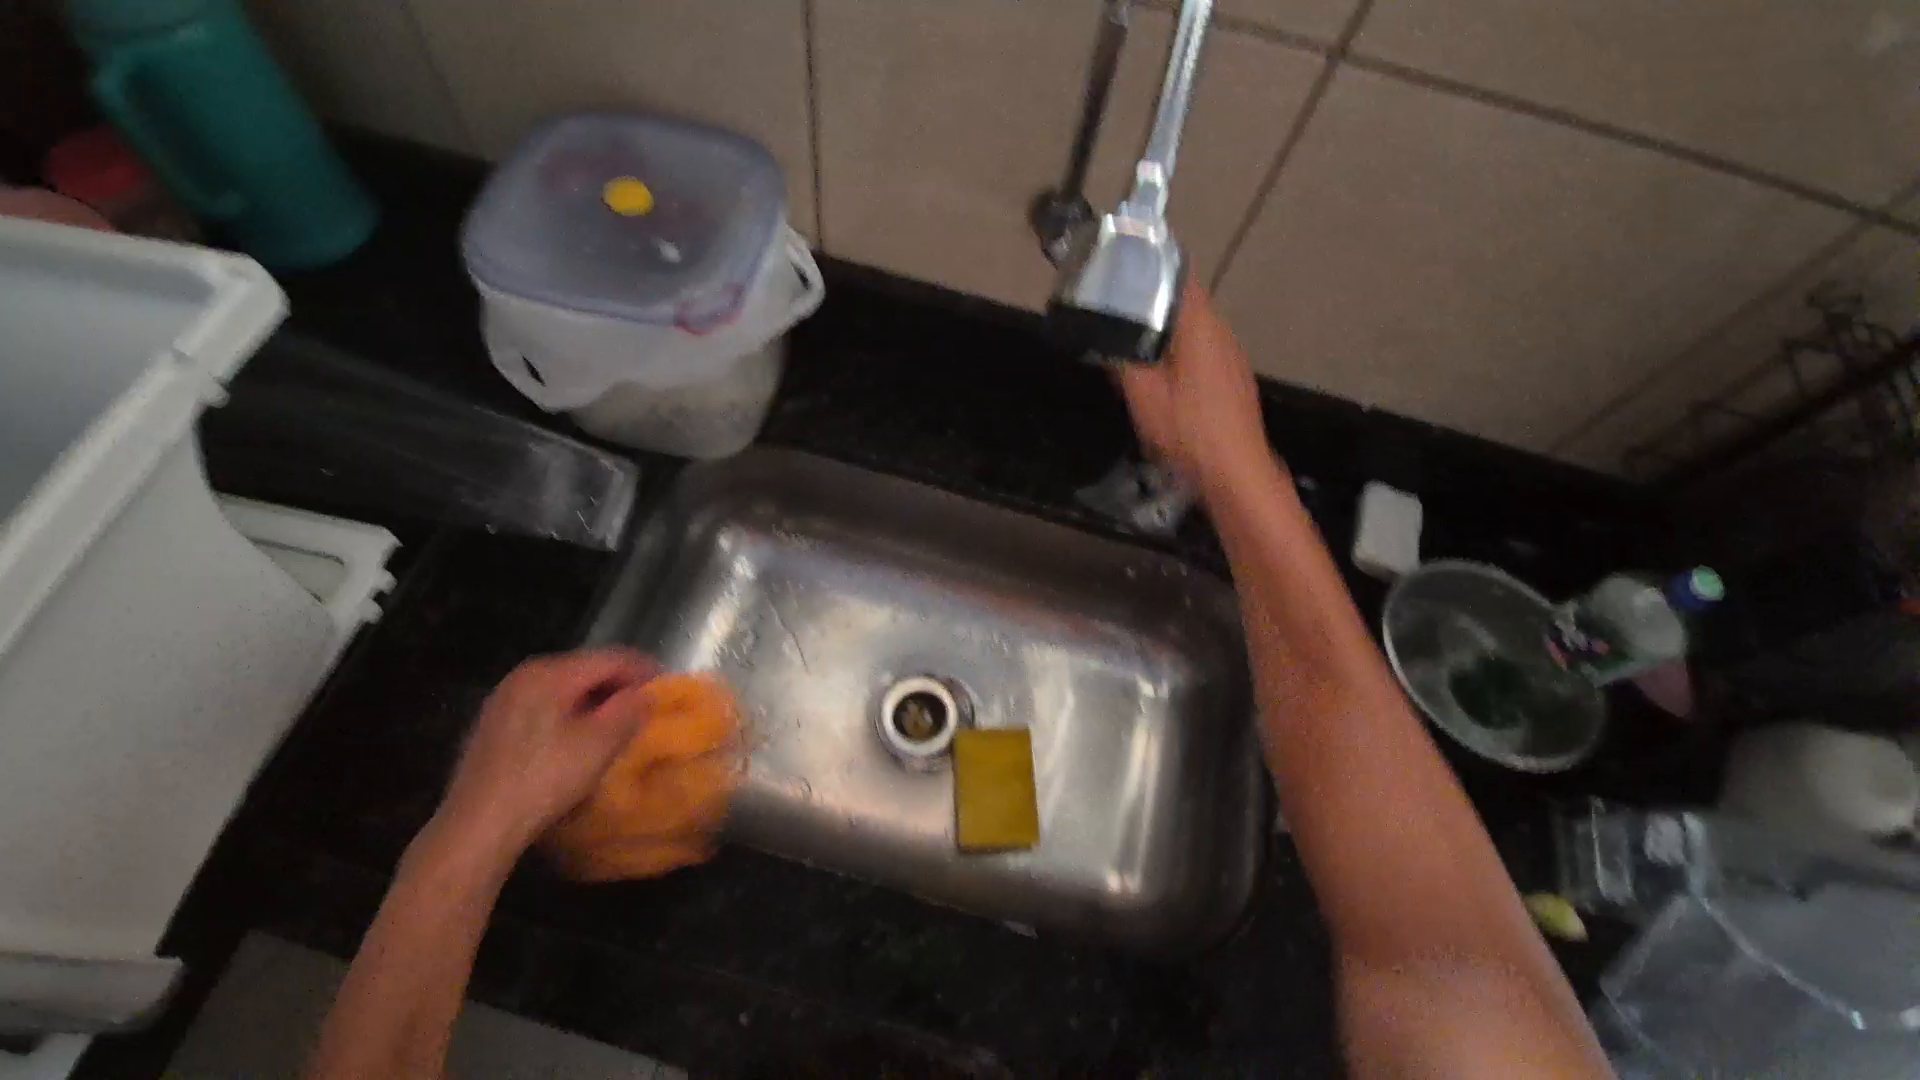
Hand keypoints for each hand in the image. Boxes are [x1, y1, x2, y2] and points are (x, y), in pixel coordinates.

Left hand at [434, 648, 661, 858]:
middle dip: (619, 686)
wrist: (478, 826)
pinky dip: (569, 714)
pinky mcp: (494, 725)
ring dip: (595, 701)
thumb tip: (646, 694)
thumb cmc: (545, 779)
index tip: (667, 688)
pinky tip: (578, 740)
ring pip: (564, 688)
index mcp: (550, 672)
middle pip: (585, 669)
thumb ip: (630, 710)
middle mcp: (524, 676)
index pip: (610, 658)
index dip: (644, 670)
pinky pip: (544, 706)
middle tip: (644, 708)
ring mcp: (504, 700)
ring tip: (617, 724)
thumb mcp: (600, 744)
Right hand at [1117, 280, 1270, 489]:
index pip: (1180, 277)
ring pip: (1195, 329)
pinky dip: (1180, 352)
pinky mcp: (1234, 379)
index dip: (1151, 268)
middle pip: (1187, 303)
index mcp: (1200, 327)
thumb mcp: (1143, 396)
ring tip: (1132, 340)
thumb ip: (1124, 359)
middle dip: (1153, 302)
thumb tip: (1107, 334)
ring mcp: (1233, 357)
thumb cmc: (1188, 430)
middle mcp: (1222, 333)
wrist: (1236, 472)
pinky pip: (1204, 351)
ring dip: (1167, 330)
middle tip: (1116, 307)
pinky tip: (1161, 373)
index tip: (1121, 268)